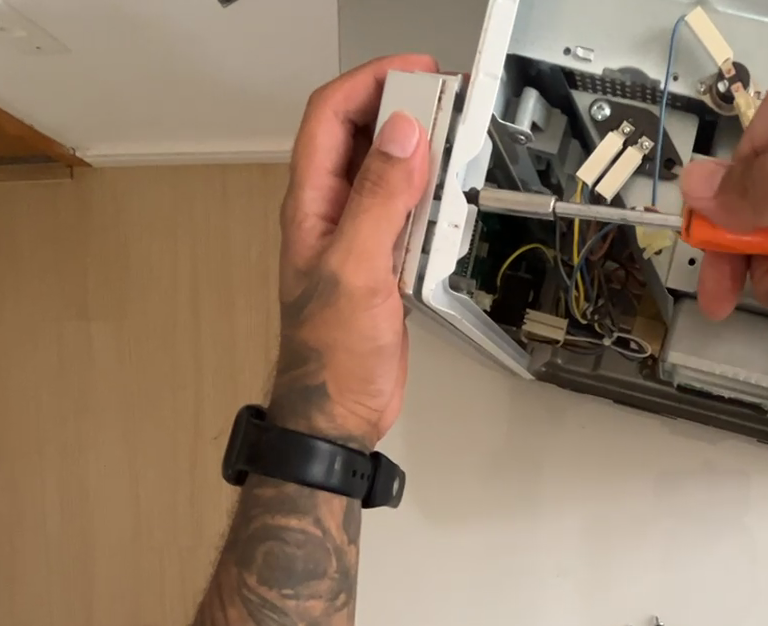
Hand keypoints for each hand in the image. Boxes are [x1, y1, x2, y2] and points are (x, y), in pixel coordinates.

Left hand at [273, 54, 436, 449]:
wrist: (341, 409)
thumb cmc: (329, 353)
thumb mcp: (354, 270)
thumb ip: (377, 201)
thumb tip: (403, 139)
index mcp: (311, 207)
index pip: (331, 118)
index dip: (370, 84)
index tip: (416, 74)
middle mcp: (332, 217)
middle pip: (363, 140)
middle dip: (403, 113)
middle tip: (447, 105)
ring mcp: (360, 243)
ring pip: (390, 180)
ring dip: (422, 160)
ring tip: (455, 150)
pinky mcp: (384, 270)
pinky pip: (409, 223)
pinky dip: (432, 208)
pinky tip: (450, 209)